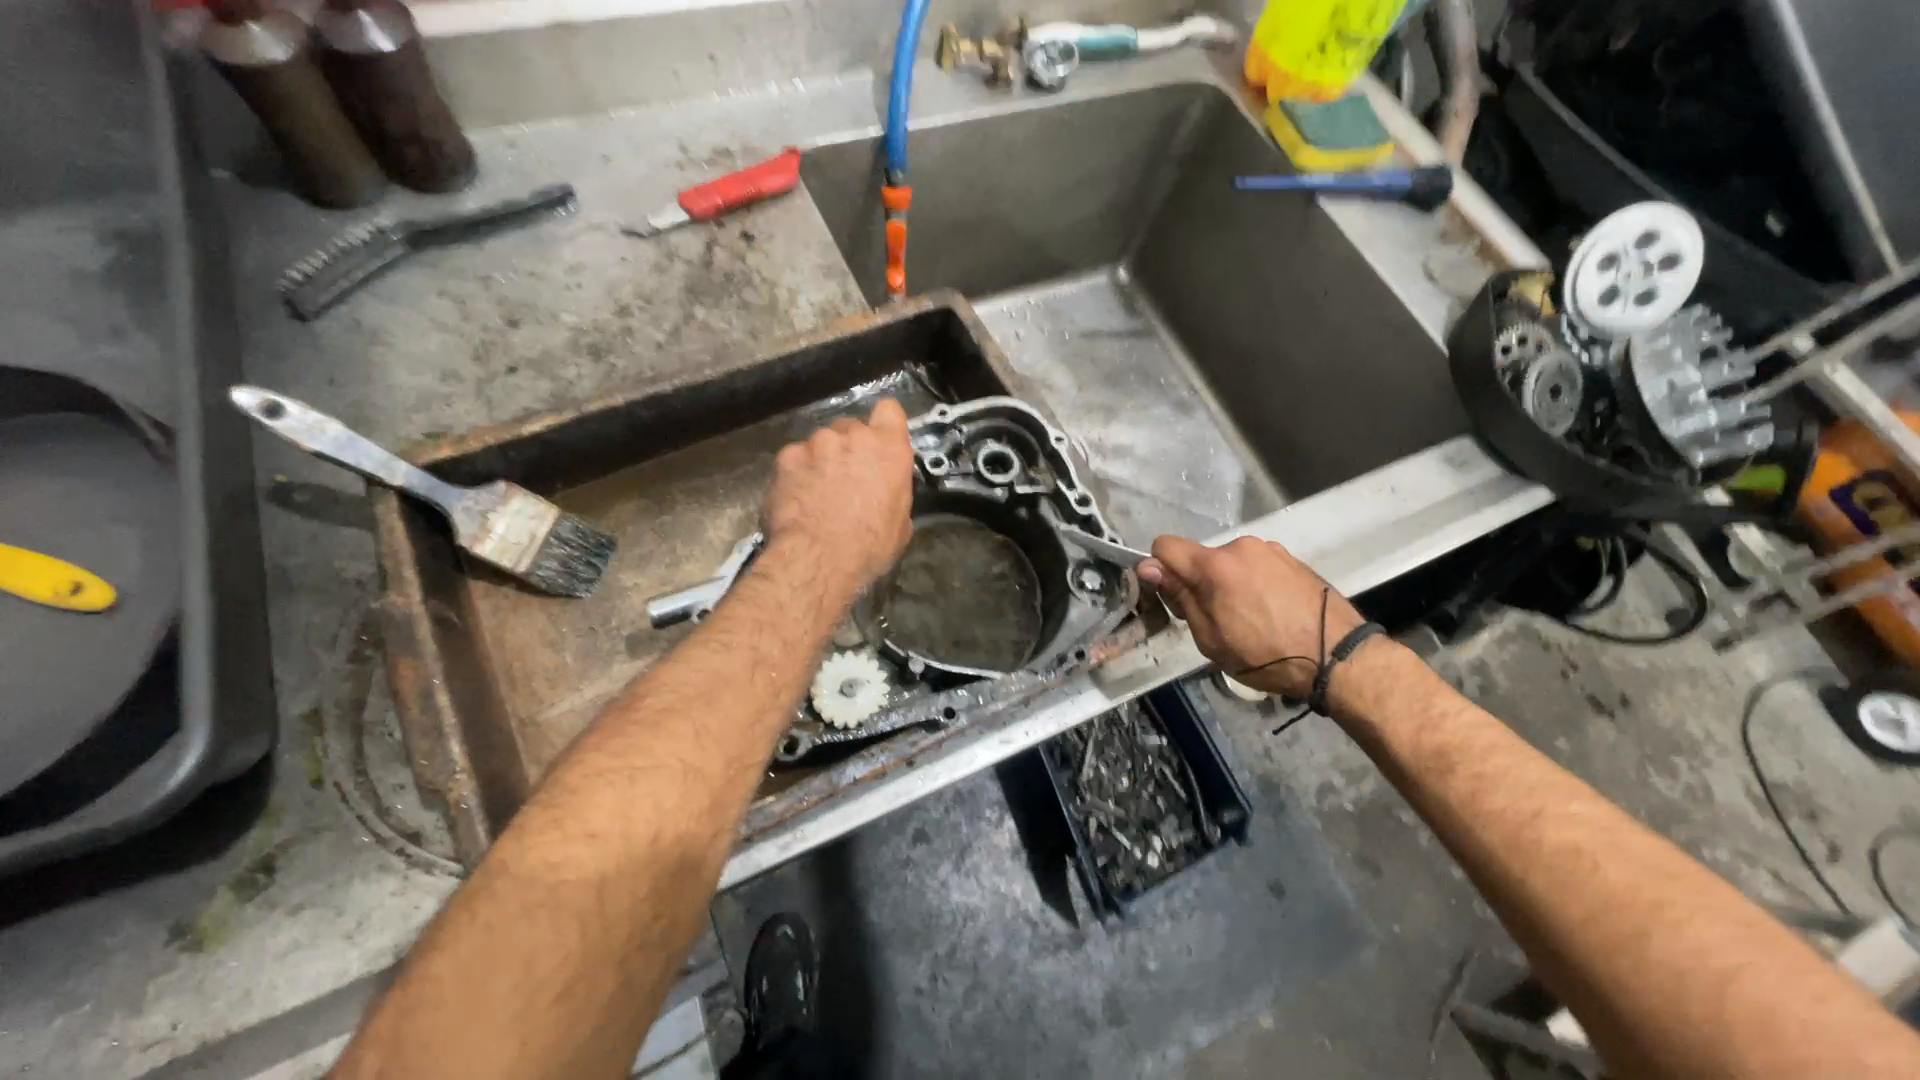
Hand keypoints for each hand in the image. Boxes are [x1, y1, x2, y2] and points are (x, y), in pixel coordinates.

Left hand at [765, 399, 915, 595]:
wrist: (819, 559)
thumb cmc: (869, 546)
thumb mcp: (900, 521)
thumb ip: (893, 491)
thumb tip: (884, 493)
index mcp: (888, 449)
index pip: (889, 409)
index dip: (884, 423)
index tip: (880, 440)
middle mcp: (853, 436)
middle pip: (851, 427)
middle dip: (849, 448)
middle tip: (846, 477)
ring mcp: (817, 442)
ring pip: (821, 442)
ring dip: (821, 459)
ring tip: (816, 491)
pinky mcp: (787, 456)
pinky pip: (795, 457)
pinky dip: (797, 472)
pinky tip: (796, 496)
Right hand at [1138, 535, 1366, 697]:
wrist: (1338, 657)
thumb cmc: (1267, 656)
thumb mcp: (1211, 639)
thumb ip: (1180, 598)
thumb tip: (1149, 568)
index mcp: (1215, 566)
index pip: (1165, 546)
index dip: (1158, 568)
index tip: (1169, 595)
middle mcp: (1241, 547)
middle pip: (1201, 558)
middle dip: (1200, 583)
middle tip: (1216, 619)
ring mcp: (1271, 550)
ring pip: (1232, 563)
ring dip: (1230, 584)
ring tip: (1250, 618)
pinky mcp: (1293, 559)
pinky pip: (1258, 567)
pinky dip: (1255, 584)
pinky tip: (1272, 612)